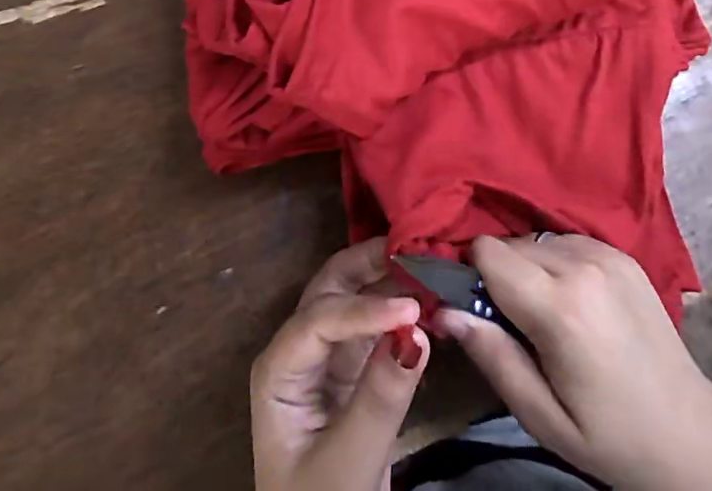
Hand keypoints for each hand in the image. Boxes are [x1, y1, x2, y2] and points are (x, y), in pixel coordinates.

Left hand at [252, 239, 429, 490]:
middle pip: (332, 287)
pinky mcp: (355, 366)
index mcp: (279, 368)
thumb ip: (380, 398)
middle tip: (418, 249)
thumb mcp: (349, 462)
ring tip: (431, 266)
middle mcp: (300, 348)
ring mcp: (328, 354)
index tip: (412, 308)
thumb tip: (417, 334)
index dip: (364, 309)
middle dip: (372, 263)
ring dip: (391, 278)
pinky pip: (378, 324)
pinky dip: (403, 308)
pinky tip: (431, 301)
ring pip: (356, 296)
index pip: (318, 320)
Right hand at [436, 235, 711, 490]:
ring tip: (548, 313)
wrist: (692, 436)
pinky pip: (567, 241)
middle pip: (511, 243)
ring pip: (537, 239)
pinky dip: (557, 263)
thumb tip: (442, 311)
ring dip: (529, 267)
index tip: (478, 309)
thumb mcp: (541, 416)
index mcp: (560, 307)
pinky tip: (574, 301)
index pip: (488, 252)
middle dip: (500, 275)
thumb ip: (490, 355)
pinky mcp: (624, 255)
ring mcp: (608, 254)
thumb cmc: (610, 437)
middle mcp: (583, 265)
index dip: (473, 276)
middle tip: (515, 322)